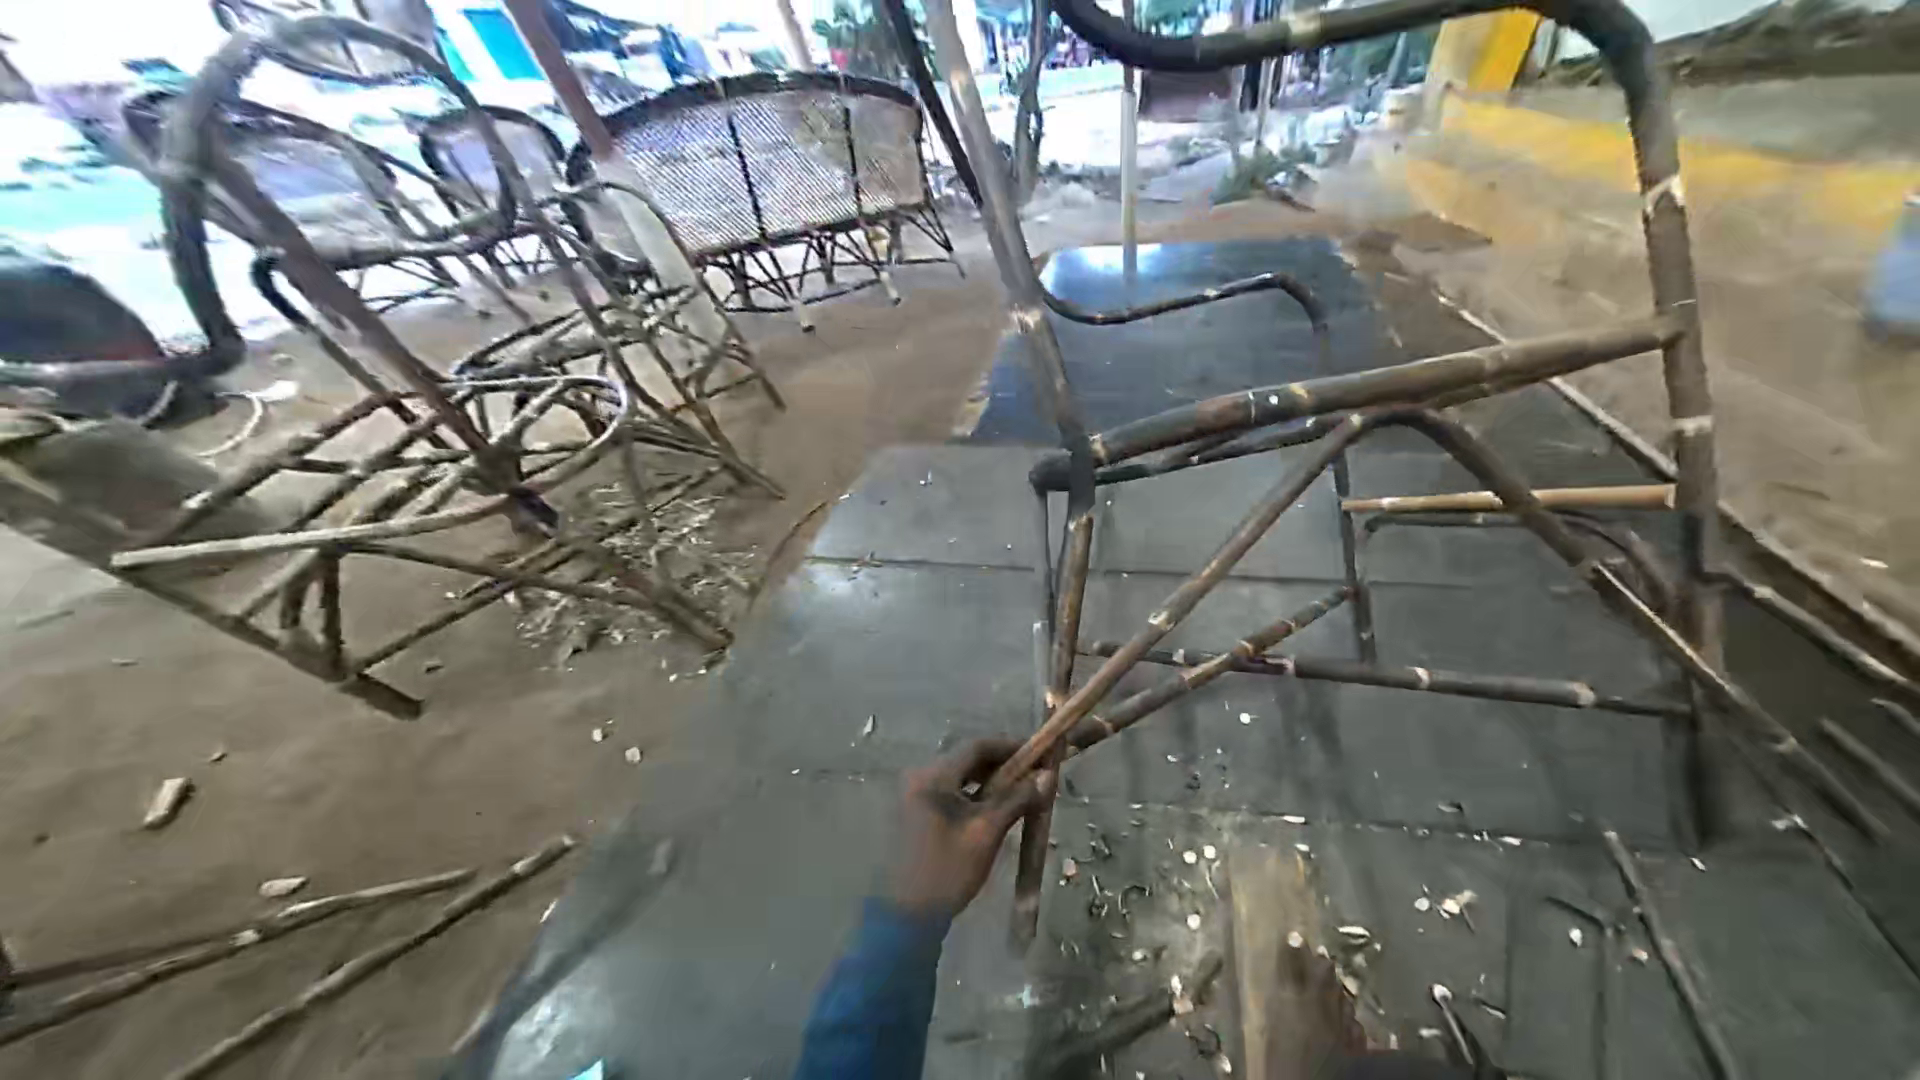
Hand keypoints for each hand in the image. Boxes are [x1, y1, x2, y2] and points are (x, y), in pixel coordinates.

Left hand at [887, 738, 1053, 918]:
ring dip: (990, 780)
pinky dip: (975, 794)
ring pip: (960, 775)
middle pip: (967, 758)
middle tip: (1033, 773)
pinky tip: (995, 806)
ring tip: (1020, 790)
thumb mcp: (986, 832)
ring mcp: (916, 793)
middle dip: (1002, 763)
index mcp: (932, 776)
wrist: (908, 917)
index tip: (1038, 752)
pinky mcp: (917, 810)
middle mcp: (920, 776)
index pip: (976, 746)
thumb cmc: (948, 871)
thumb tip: (1046, 775)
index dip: (1009, 746)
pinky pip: (951, 791)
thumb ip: (1016, 799)